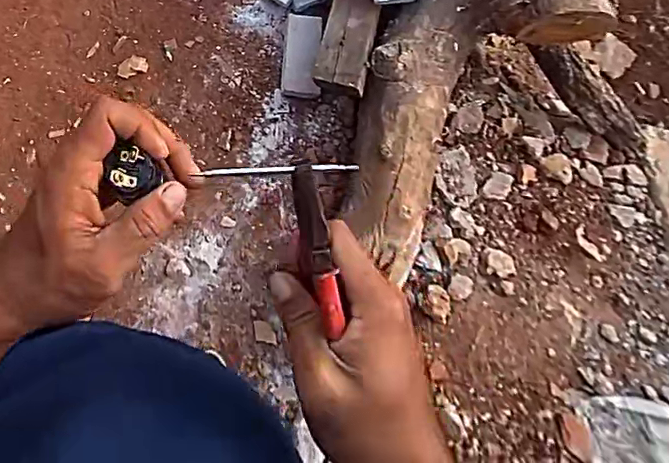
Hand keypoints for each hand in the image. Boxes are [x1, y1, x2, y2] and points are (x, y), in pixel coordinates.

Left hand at [0, 96, 199, 333]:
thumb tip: (177, 192)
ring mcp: (77, 170)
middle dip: (161, 143)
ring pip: (124, 141)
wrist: (10, 297)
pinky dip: (144, 173)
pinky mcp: (83, 183)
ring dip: (156, 158)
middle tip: (188, 178)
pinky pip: (119, 162)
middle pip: (123, 122)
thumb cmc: (48, 285)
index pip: (107, 114)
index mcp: (70, 169)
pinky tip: (161, 201)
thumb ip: (142, 226)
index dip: (143, 126)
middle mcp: (72, 159)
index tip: (165, 158)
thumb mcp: (102, 265)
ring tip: (180, 190)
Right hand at [271, 220, 451, 462]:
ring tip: (310, 331)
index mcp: (375, 300)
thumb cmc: (369, 434)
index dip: (305, 243)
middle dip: (308, 271)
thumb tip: (280, 277)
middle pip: (338, 252)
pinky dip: (332, 307)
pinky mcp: (386, 323)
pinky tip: (325, 340)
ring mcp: (389, 309)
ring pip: (342, 273)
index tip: (286, 268)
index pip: (337, 235)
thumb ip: (298, 320)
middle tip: (292, 306)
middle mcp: (388, 296)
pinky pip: (352, 294)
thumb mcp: (319, 379)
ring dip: (318, 291)